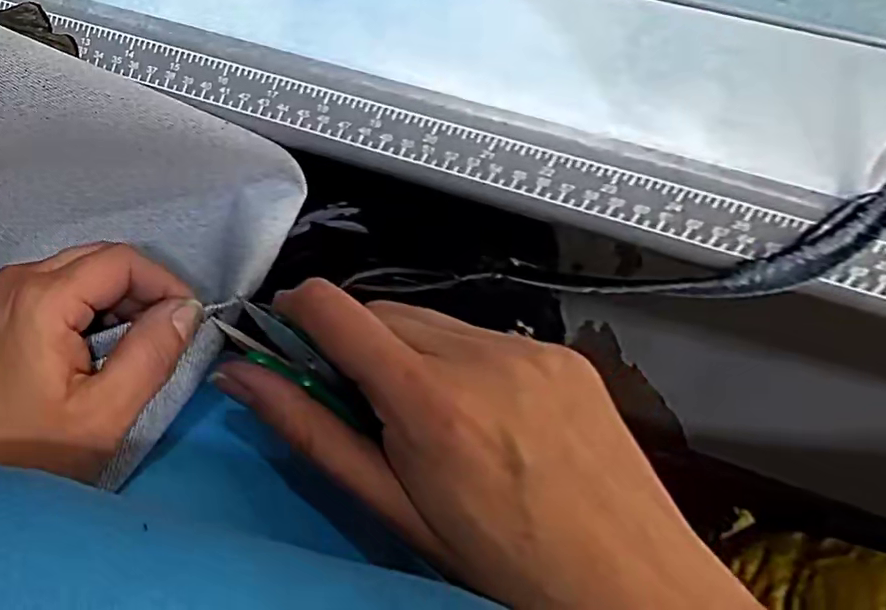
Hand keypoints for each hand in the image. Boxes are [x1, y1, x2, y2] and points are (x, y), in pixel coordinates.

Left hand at [0, 242, 201, 482]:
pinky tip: (107, 345)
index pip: (121, 261)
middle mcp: (24, 277)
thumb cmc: (27, 452)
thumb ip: (150, 356)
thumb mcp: (103, 415)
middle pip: (103, 258)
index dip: (164, 283)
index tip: (190, 319)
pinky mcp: (13, 300)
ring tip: (140, 346)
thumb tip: (185, 311)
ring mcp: (14, 286)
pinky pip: (68, 282)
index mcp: (43, 297)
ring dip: (122, 299)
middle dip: (144, 291)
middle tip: (169, 335)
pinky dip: (97, 305)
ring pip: (88, 268)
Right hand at [212, 280, 759, 609]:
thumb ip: (307, 430)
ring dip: (407, 348)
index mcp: (428, 401)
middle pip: (374, 310)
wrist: (649, 601)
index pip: (329, 306)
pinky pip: (474, 330)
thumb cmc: (504, 566)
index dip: (295, 311)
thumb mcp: (393, 507)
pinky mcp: (561, 351)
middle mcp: (476, 356)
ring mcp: (525, 348)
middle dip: (356, 344)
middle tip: (372, 403)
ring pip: (422, 317)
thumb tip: (237, 374)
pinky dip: (458, 356)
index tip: (290, 339)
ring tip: (435, 411)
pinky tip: (486, 409)